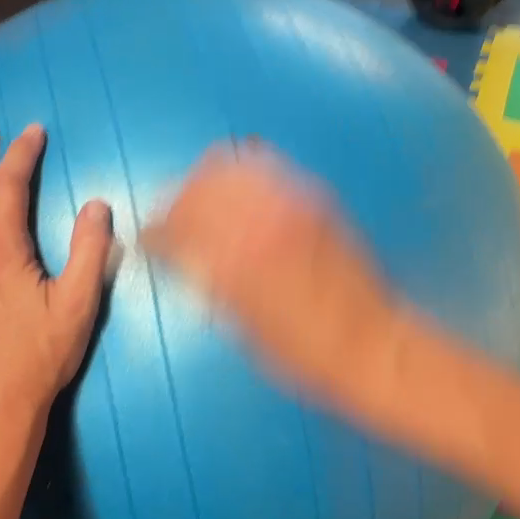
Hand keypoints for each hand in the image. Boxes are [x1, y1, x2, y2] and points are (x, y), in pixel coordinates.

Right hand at [142, 144, 400, 403]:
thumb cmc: (303, 354)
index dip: (154, 231)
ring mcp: (292, 202)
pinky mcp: (315, 198)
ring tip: (204, 205)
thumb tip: (179, 256)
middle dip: (178, 201)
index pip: (175, 223)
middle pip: (198, 185)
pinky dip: (243, 175)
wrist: (372, 346)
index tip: (147, 240)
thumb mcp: (242, 326)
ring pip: (230, 164)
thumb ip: (209, 281)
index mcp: (236, 256)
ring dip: (209, 183)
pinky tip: (241, 197)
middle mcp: (261, 218)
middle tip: (172, 222)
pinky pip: (267, 167)